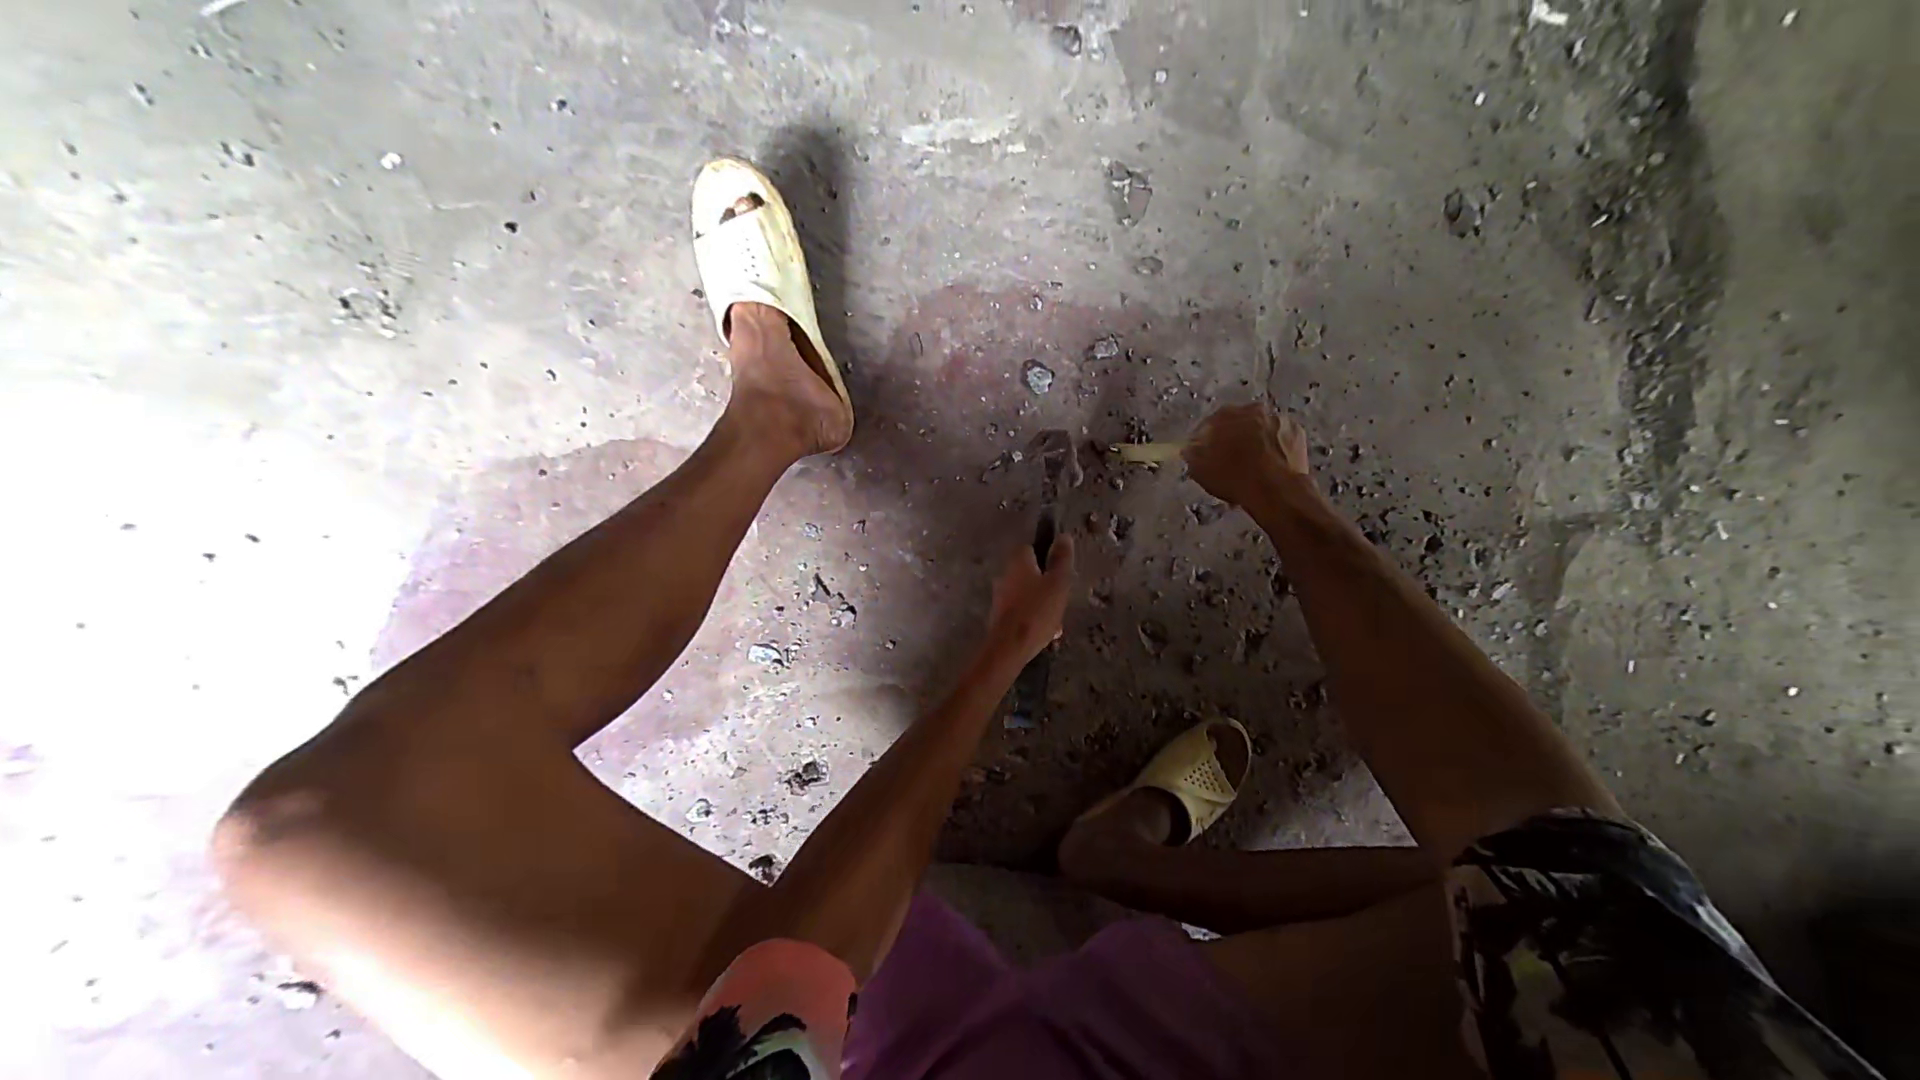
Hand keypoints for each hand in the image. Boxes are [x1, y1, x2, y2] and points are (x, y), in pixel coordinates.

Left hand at [986, 533, 1075, 664]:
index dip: (1045, 557)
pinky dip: (1033, 618)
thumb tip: (1063, 536)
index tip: (1059, 570)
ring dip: (1041, 603)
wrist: (1009, 646)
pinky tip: (1046, 633)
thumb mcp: (1058, 583)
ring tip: (1057, 621)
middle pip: (1029, 573)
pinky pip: (1021, 611)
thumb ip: (1061, 560)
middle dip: (1045, 584)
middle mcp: (1004, 575)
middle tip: (1061, 598)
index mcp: (1017, 562)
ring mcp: (1000, 597)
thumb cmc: (1037, 610)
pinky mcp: (999, 616)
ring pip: (1026, 594)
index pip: (1029, 548)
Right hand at [1182, 402, 1309, 506]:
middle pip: (1239, 423)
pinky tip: (1269, 465)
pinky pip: (1279, 438)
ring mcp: (1279, 419)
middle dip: (1233, 437)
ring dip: (1255, 441)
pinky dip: (1274, 447)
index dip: (1205, 439)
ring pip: (1260, 429)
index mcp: (1227, 414)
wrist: (1276, 491)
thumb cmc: (1234, 478)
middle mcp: (1254, 410)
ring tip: (1251, 464)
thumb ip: (1192, 454)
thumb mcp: (1201, 470)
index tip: (1204, 453)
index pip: (1210, 422)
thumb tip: (1191, 448)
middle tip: (1229, 458)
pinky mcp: (1298, 433)